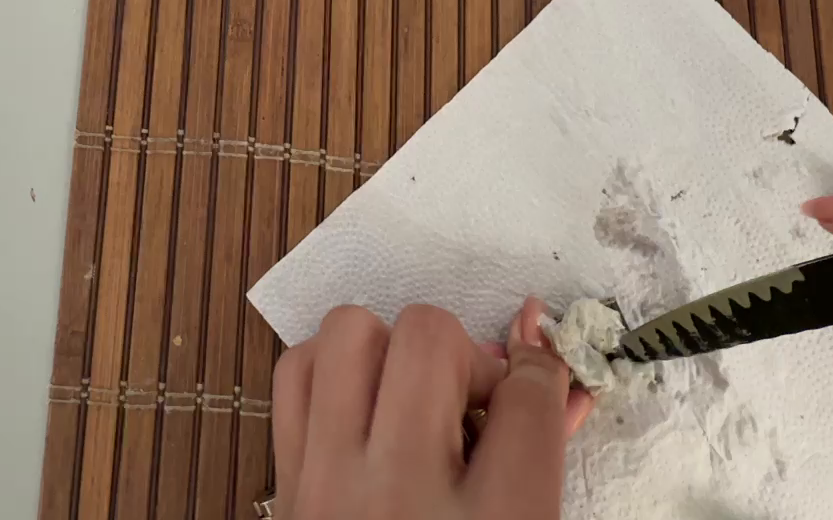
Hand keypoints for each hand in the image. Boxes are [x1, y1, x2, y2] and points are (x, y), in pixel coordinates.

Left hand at [271, 298, 591, 519]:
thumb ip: (542, 447)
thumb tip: (549, 366)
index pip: (526, 402)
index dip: (540, 369)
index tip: (533, 372)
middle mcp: (401, 499)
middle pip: (428, 339)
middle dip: (459, 351)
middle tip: (465, 403)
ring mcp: (328, 486)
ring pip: (348, 332)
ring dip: (386, 347)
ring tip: (407, 398)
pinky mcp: (283, 482)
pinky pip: (294, 372)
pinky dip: (330, 368)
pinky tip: (359, 408)